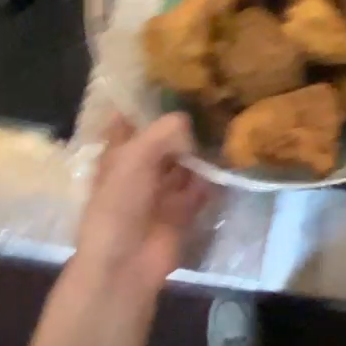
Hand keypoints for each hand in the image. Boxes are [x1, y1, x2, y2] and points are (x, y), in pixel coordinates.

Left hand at [73, 114, 211, 298]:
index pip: (131, 120)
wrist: (125, 263)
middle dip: (183, 126)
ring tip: (227, 126)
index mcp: (117, 154)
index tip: (177, 82)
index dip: (148, 103)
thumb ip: (163, 131)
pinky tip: (228, 161)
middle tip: (214, 100)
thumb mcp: (135, 157)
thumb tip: (188, 120)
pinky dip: (211, 178)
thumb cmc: (119, 204)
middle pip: (164, 141)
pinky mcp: (182, 211)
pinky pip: (201, 188)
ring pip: (184, 163)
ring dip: (200, 151)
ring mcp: (161, 191)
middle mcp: (139, 169)